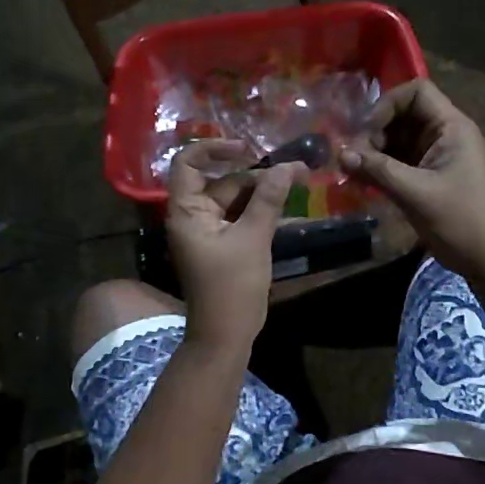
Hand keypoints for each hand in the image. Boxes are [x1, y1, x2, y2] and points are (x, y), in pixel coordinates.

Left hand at [166, 140, 303, 349]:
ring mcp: (209, 231)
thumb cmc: (232, 286)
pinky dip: (261, 211)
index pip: (188, 163)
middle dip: (255, 174)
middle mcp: (193, 216)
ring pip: (235, 199)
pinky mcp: (224, 244)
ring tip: (298, 183)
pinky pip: (241, 217)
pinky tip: (289, 207)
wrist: (226, 334)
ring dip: (263, 192)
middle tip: (295, 170)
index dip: (214, 149)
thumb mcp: (253, 238)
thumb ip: (268, 199)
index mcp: (186, 211)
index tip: (248, 150)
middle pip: (221, 181)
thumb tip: (287, 166)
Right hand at [339, 79, 484, 278]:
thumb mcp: (416, 194)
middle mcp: (447, 135)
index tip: (366, 133)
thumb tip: (340, 154)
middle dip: (376, 131)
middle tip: (354, 158)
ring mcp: (441, 158)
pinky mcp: (435, 180)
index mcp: (452, 127)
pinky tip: (364, 182)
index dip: (387, 104)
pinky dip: (385, 169)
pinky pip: (405, 163)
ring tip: (353, 172)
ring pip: (402, 141)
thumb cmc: (463, 222)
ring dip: (377, 152)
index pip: (416, 91)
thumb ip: (378, 170)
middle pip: (405, 115)